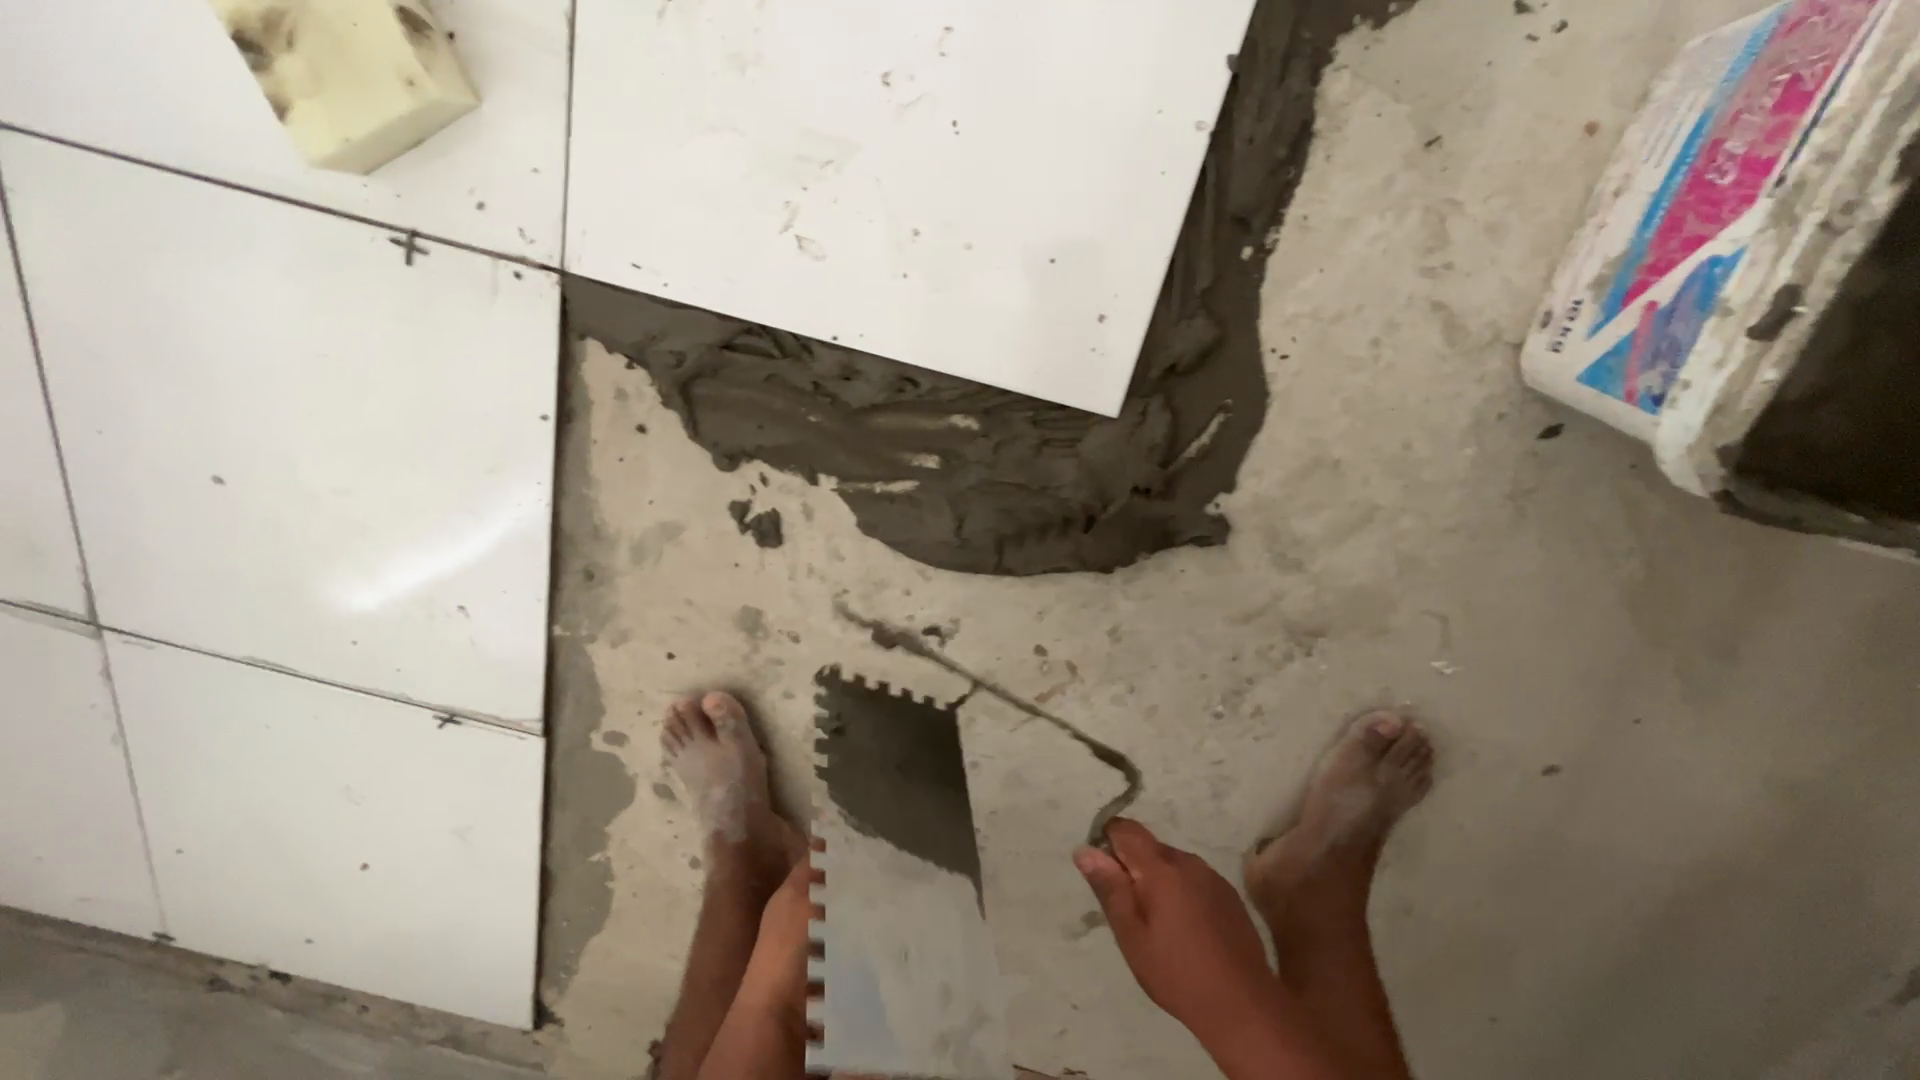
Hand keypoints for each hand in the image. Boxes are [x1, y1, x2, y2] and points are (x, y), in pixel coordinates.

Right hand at [1074, 819, 1283, 1036]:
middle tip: (1129, 912)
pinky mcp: (1230, 895)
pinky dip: (1181, 892)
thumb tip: (1085, 850)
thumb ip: (1109, 889)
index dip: (1107, 843)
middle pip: (1149, 847)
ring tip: (1157, 925)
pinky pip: (1194, 880)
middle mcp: (1189, 862)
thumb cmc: (1176, 973)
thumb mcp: (1132, 936)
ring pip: (1173, 864)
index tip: (1103, 876)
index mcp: (1162, 868)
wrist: (1243, 1004)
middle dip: (1133, 868)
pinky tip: (1185, 929)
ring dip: (1158, 881)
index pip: (1125, 830)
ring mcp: (1213, 878)